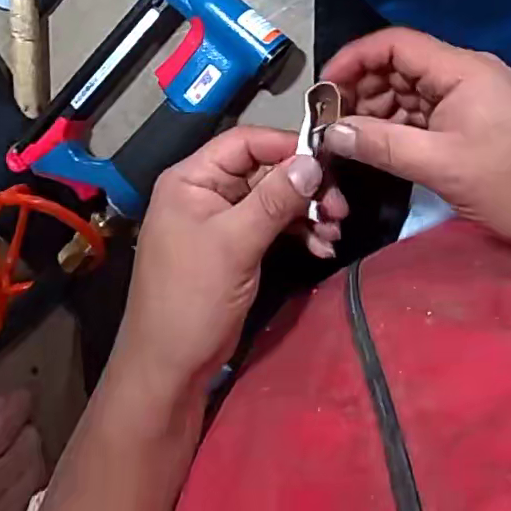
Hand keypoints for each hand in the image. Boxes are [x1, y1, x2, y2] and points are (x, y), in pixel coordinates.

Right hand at [0, 389, 44, 510]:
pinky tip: (11, 472)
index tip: (20, 396)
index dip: (19, 406)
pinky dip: (27, 478)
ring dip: (30, 451)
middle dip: (25, 427)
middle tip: (12, 422)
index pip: (1, 430)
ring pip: (33, 474)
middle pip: (25, 450)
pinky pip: (28, 498)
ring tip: (12, 446)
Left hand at [111, 127, 326, 396]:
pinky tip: (323, 247)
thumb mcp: (235, 244)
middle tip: (339, 207)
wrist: (170, 368)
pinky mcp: (236, 244)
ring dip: (306, 212)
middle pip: (264, 170)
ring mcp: (222, 218)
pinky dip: (298, 232)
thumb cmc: (192, 298)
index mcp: (192, 177)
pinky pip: (272, 224)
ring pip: (273, 198)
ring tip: (335, 231)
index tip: (327, 161)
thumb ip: (275, 200)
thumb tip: (313, 162)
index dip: (286, 146)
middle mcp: (206, 190)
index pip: (244, 142)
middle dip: (303, 186)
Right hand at [318, 28, 510, 247]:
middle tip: (332, 120)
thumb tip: (330, 133)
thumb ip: (381, 145)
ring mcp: (468, 94)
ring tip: (351, 136)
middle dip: (361, 88)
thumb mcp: (442, 166)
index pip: (395, 44)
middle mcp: (463, 72)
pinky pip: (422, 109)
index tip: (325, 87)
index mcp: (461, 69)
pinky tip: (378, 142)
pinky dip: (397, 123)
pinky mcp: (470, 116)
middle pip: (398, 64)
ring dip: (376, 108)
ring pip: (407, 88)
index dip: (354, 59)